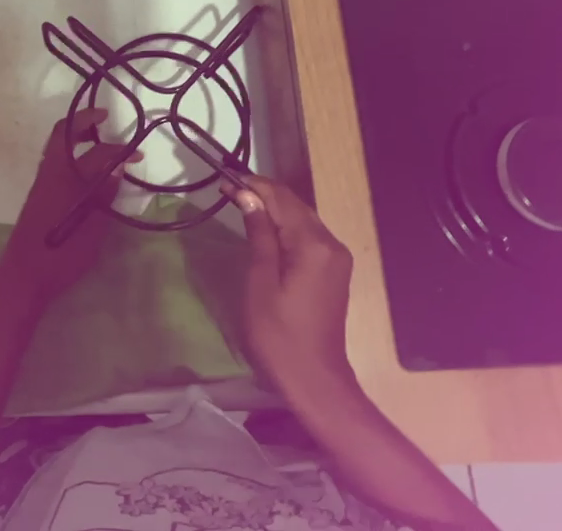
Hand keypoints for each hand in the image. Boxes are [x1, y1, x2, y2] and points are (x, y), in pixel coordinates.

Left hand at [0, 108, 132, 301]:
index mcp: (66, 178)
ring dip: (76, 135)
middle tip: (103, 117)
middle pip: (64, 133)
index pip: (97, 153)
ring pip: (57, 146)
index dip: (119, 151)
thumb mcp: (93, 228)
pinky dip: (71, 153)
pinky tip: (86, 167)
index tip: (137, 155)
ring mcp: (42, 182)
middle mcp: (50, 172)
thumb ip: (105, 195)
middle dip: (84, 120)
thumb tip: (118, 168)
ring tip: (97, 138)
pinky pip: (55, 160)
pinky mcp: (39, 194)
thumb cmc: (62, 255)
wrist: (24, 277)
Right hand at [224, 173, 358, 400]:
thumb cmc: (278, 334)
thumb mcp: (260, 282)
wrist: (314, 379)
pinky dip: (286, 226)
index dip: (253, 186)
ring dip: (274, 209)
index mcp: (313, 244)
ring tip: (241, 205)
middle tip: (228, 192)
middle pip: (295, 205)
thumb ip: (259, 235)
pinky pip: (308, 236)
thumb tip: (249, 197)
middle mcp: (331, 243)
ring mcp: (336, 257)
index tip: (224, 182)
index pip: (282, 198)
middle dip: (262, 194)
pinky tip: (266, 229)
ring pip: (302, 218)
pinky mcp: (334, 270)